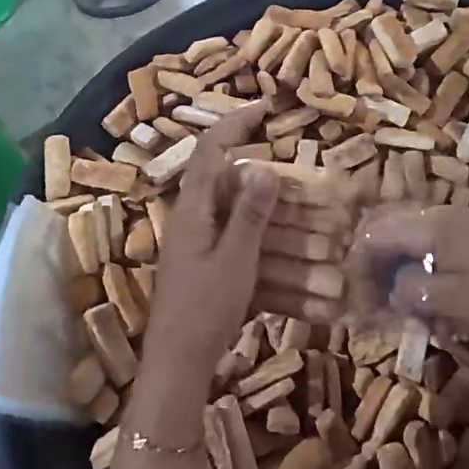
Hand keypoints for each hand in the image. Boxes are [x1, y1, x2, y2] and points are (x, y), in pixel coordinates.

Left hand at [143, 102, 278, 378]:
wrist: (177, 361)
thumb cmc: (205, 310)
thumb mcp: (235, 261)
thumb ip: (250, 215)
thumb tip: (264, 167)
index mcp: (192, 210)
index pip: (211, 151)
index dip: (235, 124)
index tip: (264, 107)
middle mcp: (189, 217)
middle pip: (218, 172)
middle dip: (250, 154)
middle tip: (286, 149)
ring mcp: (194, 239)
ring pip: (226, 200)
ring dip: (256, 189)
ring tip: (291, 186)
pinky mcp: (201, 259)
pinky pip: (230, 227)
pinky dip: (254, 220)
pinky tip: (277, 229)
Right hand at [345, 204, 468, 356]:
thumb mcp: (451, 302)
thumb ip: (409, 290)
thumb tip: (388, 288)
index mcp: (434, 224)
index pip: (377, 233)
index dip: (360, 263)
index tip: (353, 297)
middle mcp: (444, 218)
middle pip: (391, 232)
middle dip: (374, 263)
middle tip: (366, 300)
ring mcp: (461, 232)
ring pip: (410, 244)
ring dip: (394, 270)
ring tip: (388, 304)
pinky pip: (430, 254)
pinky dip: (417, 274)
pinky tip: (417, 300)